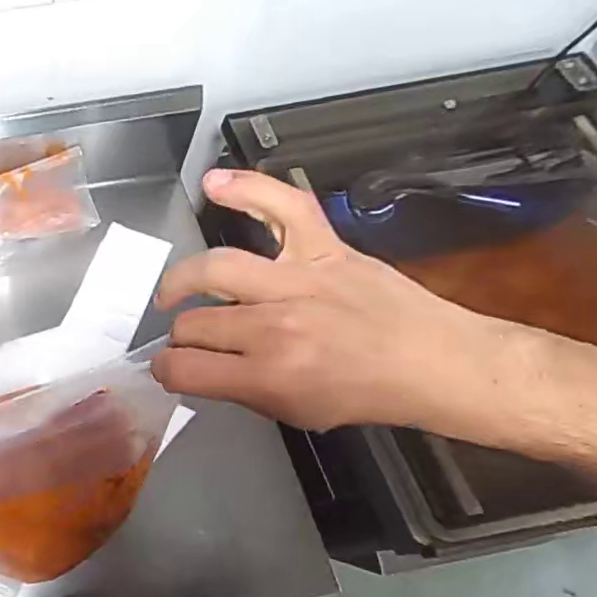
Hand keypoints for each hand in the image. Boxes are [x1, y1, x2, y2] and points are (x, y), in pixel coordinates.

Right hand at [152, 169, 508, 431]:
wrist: (430, 363)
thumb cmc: (362, 392)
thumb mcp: (290, 412)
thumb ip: (236, 388)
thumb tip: (198, 368)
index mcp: (267, 374)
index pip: (184, 368)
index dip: (166, 370)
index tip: (169, 368)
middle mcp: (276, 326)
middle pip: (194, 324)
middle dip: (180, 337)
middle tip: (190, 341)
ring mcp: (299, 281)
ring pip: (214, 270)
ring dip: (180, 283)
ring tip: (173, 294)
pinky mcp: (323, 250)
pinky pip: (282, 207)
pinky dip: (246, 189)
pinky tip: (213, 184)